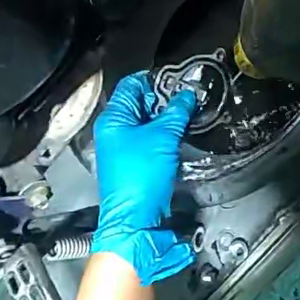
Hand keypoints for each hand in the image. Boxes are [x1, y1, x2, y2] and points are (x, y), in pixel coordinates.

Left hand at [89, 72, 197, 284]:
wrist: (136, 220)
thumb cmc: (139, 179)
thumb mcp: (163, 138)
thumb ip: (176, 112)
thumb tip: (186, 95)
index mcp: (112, 119)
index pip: (131, 85)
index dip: (153, 80)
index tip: (175, 80)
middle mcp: (113, 132)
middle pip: (139, 104)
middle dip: (162, 100)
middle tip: (185, 99)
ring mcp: (122, 149)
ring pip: (146, 124)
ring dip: (165, 120)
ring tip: (184, 117)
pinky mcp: (134, 164)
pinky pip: (149, 142)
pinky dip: (163, 137)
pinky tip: (177, 137)